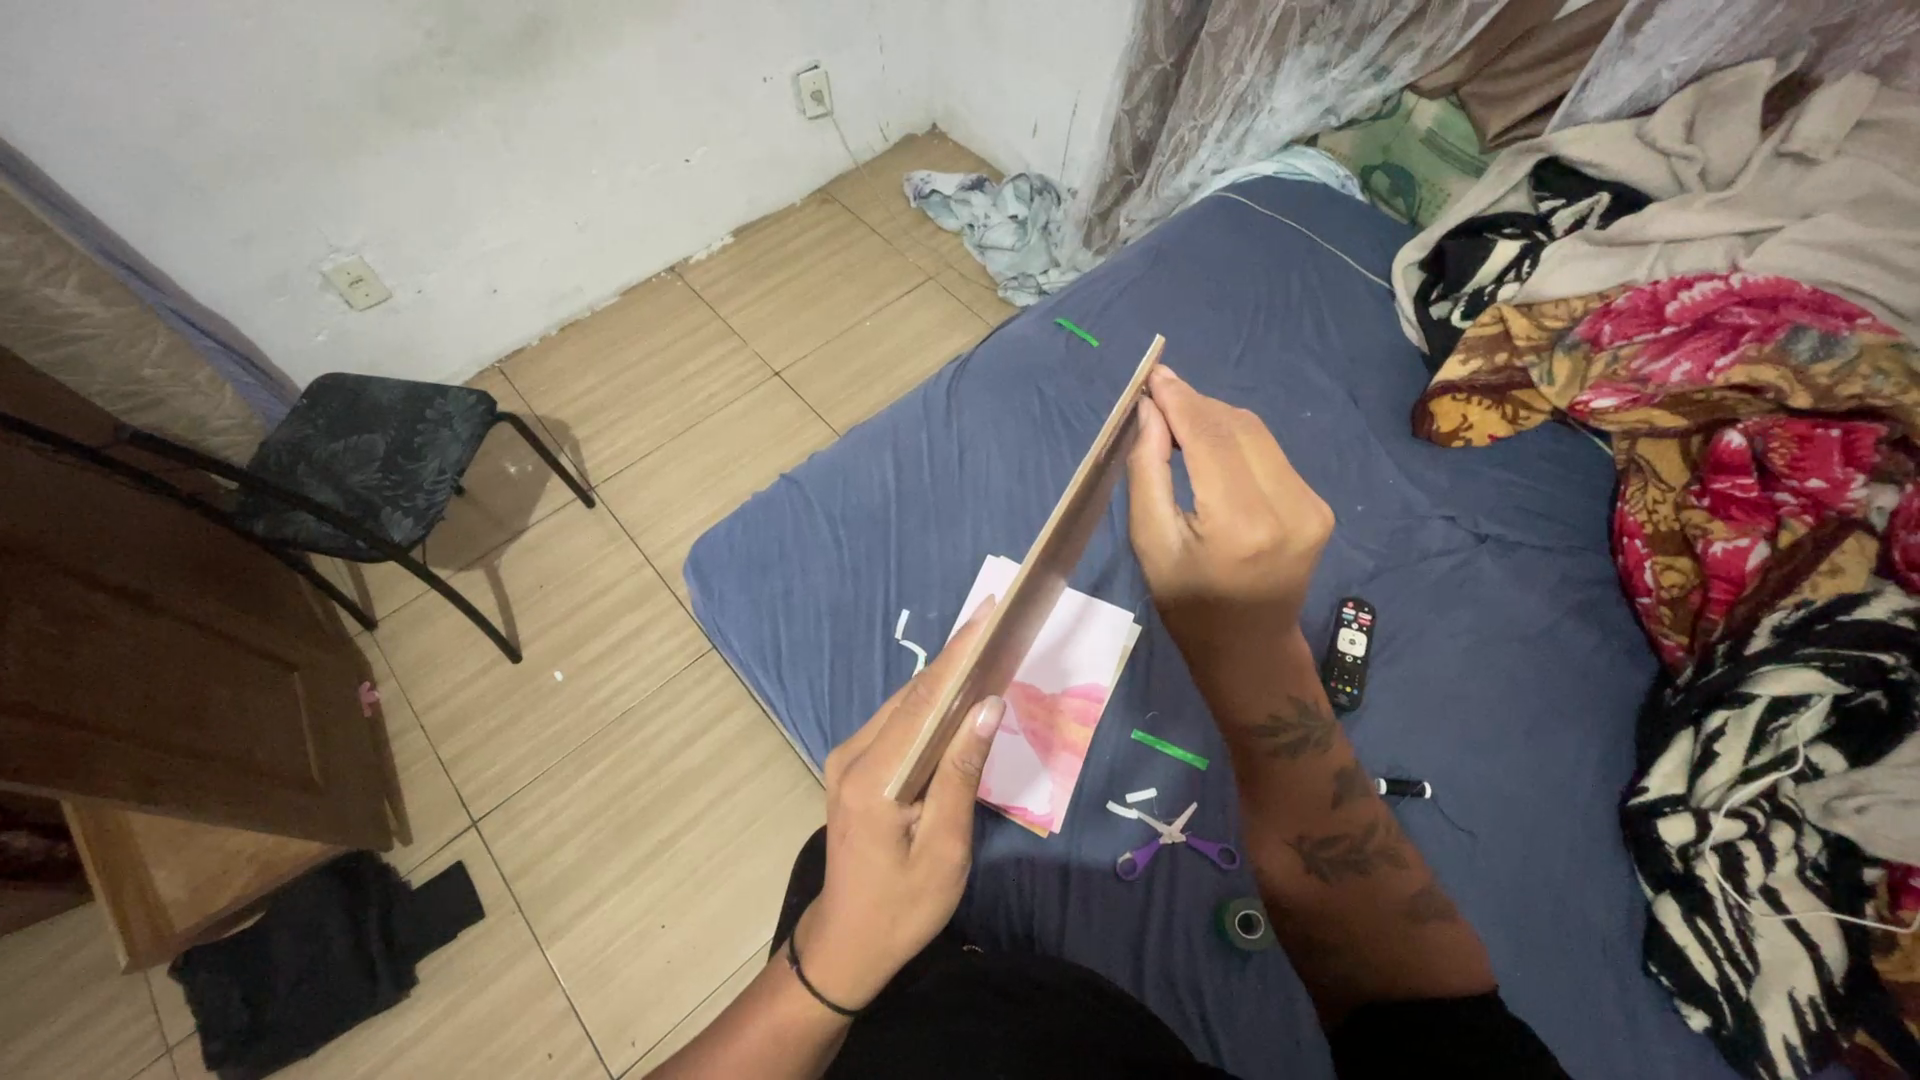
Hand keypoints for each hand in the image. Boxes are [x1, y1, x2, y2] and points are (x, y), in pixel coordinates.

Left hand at [792, 602, 1006, 1010]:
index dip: (958, 656)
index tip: (987, 615)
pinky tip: (956, 697)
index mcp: (873, 778)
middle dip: (955, 660)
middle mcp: (852, 756)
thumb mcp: (946, 849)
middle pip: (911, 697)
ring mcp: (846, 759)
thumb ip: (962, 773)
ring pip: (902, 707)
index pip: (923, 702)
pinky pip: (895, 724)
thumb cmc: (904, 907)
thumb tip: (987, 707)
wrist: (848, 943)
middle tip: (995, 626)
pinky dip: (928, 707)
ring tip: (984, 651)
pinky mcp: (851, 767)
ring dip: (942, 681)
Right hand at [1126, 366, 1333, 654]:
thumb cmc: (1187, 604)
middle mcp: (1288, 507)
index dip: (1180, 400)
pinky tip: (1210, 449)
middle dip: (1196, 405)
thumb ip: (1149, 470)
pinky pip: (1271, 454)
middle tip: (1157, 398)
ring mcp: (1311, 506)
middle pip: (1238, 427)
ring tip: (1178, 422)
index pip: (1210, 438)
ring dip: (1216, 419)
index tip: (1153, 375)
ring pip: (1258, 434)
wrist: (1248, 647)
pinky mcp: (1318, 507)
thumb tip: (1150, 410)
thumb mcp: (1150, 542)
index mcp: (1240, 524)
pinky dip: (1236, 441)